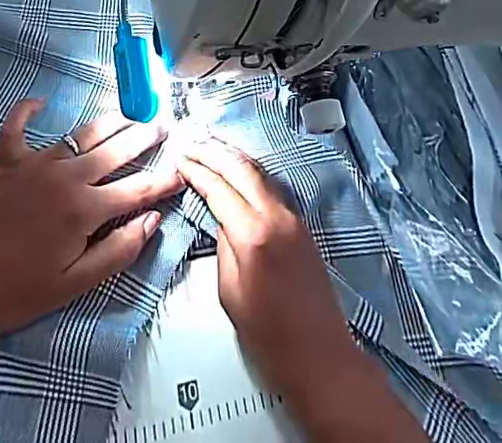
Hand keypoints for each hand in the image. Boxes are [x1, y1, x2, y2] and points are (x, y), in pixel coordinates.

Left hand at [0, 99, 184, 338]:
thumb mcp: (76, 284)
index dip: (163, 180)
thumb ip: (118, 251)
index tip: (183, 169)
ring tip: (127, 114)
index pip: (136, 190)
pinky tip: (40, 101)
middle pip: (114, 152)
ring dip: (106, 123)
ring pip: (79, 136)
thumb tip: (153, 220)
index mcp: (85, 210)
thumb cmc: (21, 291)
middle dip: (142, 138)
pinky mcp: (7, 163)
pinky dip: (26, 112)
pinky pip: (16, 127)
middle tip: (162, 125)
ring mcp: (34, 165)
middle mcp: (64, 178)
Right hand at [177, 139, 361, 404]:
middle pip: (240, 168)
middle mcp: (277, 218)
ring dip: (231, 157)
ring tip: (209, 146)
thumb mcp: (229, 291)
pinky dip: (248, 172)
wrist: (322, 357)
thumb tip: (221, 219)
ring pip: (258, 172)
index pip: (218, 187)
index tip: (179, 160)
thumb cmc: (271, 336)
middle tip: (190, 143)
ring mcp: (293, 219)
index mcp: (254, 234)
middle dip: (213, 151)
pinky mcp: (302, 226)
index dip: (196, 170)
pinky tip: (236, 170)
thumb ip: (223, 245)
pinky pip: (270, 186)